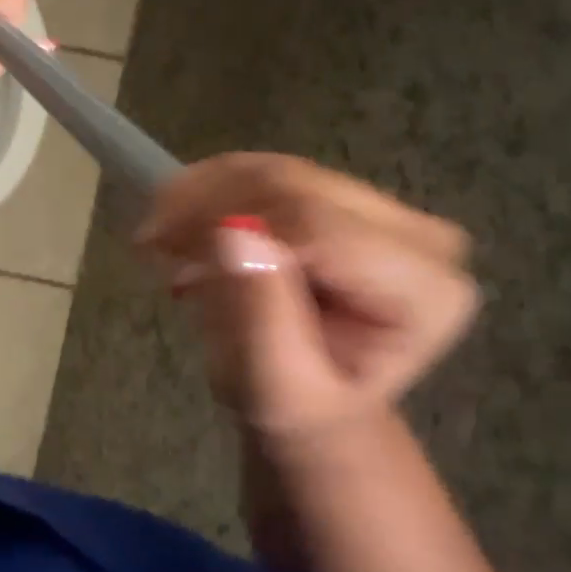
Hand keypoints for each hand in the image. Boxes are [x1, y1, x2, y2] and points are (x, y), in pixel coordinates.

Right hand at [137, 153, 479, 436]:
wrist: (312, 396)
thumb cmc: (293, 401)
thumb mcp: (270, 384)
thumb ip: (259, 315)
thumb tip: (232, 233)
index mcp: (422, 291)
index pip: (314, 225)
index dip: (225, 228)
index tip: (158, 255)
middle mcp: (421, 238)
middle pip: (295, 188)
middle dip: (206, 207)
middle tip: (148, 245)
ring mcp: (387, 211)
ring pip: (275, 171)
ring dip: (199, 195)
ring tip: (159, 238)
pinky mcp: (345, 198)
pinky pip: (267, 170)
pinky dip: (209, 188)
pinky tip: (181, 222)